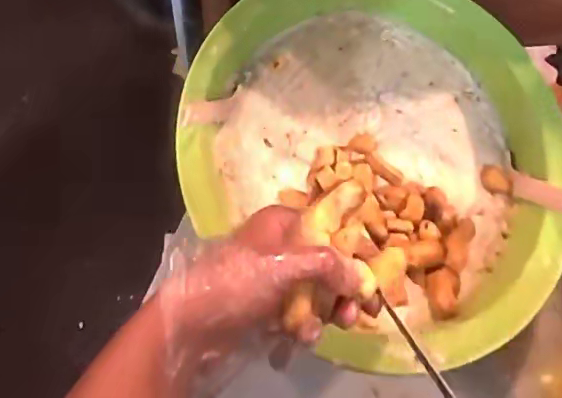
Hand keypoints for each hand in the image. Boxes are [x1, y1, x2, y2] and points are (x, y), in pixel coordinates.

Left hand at [159, 206, 361, 351]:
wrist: (186, 330)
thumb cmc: (235, 283)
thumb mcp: (284, 267)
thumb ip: (326, 266)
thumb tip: (363, 277)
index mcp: (284, 222)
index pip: (329, 227)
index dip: (353, 249)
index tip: (374, 274)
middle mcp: (281, 246)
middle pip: (326, 263)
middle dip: (342, 288)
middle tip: (359, 312)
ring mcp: (273, 279)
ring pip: (314, 292)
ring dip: (325, 312)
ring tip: (331, 328)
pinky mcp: (265, 310)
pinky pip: (297, 315)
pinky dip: (304, 327)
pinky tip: (300, 340)